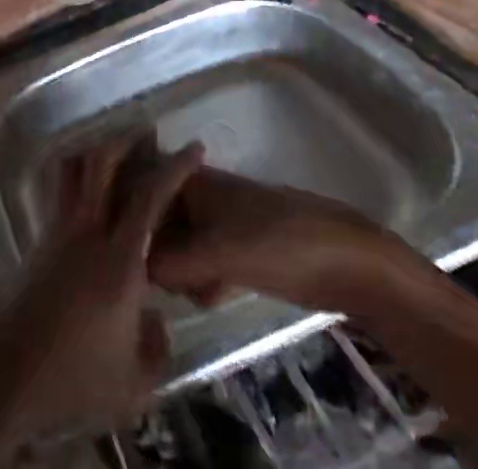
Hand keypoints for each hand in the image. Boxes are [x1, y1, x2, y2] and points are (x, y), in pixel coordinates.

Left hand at [0, 137, 202, 438]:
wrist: (5, 371)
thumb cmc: (75, 378)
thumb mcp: (135, 380)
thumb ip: (155, 345)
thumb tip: (155, 316)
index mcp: (120, 261)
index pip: (149, 199)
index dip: (173, 168)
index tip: (192, 148)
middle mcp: (85, 233)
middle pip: (100, 165)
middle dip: (125, 140)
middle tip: (146, 130)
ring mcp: (56, 233)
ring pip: (72, 172)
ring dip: (95, 153)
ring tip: (117, 149)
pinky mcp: (37, 242)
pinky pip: (59, 193)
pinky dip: (76, 178)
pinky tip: (89, 192)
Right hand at [148, 169, 415, 313]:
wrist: (353, 264)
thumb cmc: (281, 244)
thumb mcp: (218, 253)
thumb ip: (168, 263)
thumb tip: (134, 273)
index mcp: (187, 180)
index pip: (136, 194)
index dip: (128, 224)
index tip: (125, 255)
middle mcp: (195, 196)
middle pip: (153, 225)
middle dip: (155, 256)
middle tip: (169, 280)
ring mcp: (216, 224)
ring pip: (175, 248)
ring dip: (180, 272)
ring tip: (196, 291)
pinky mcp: (236, 250)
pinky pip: (199, 263)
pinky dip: (200, 280)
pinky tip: (212, 297)